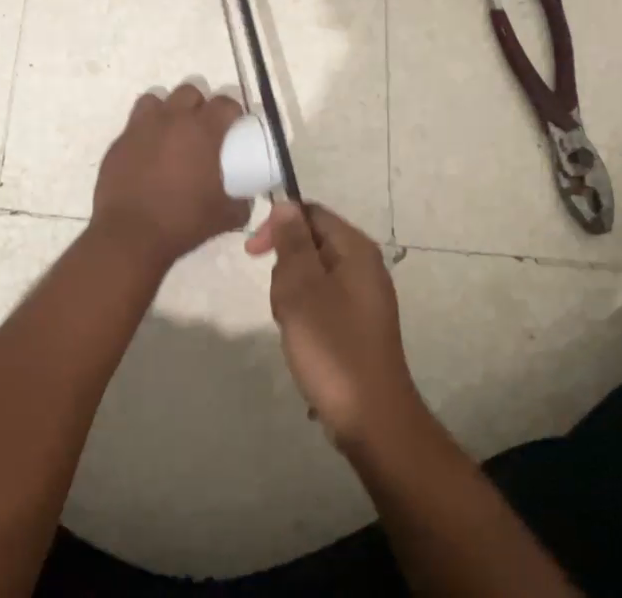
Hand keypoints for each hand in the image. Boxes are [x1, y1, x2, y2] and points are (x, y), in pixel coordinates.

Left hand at [92, 84, 252, 264]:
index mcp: (203, 131)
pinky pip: (135, 124)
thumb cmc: (183, 222)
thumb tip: (245, 197)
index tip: (234, 127)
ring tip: (172, 134)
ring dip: (168, 111)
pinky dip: (145, 132)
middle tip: (202, 129)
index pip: (225, 103)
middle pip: (189, 92)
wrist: (131, 234)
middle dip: (199, 105)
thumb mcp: (226, 216)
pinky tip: (148, 154)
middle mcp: (171, 119)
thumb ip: (242, 201)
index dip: (233, 112)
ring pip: (157, 100)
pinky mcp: (119, 142)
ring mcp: (141, 127)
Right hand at [249, 203, 423, 449]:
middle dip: (285, 265)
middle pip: (312, 243)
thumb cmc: (331, 346)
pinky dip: (305, 312)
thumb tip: (286, 205)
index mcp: (356, 250)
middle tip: (278, 299)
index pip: (311, 213)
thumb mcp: (301, 288)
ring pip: (313, 275)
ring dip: (291, 293)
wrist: (370, 416)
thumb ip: (292, 243)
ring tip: (289, 324)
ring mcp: (364, 298)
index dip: (279, 225)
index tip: (252, 252)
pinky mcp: (358, 324)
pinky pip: (323, 301)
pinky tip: (301, 338)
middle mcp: (366, 267)